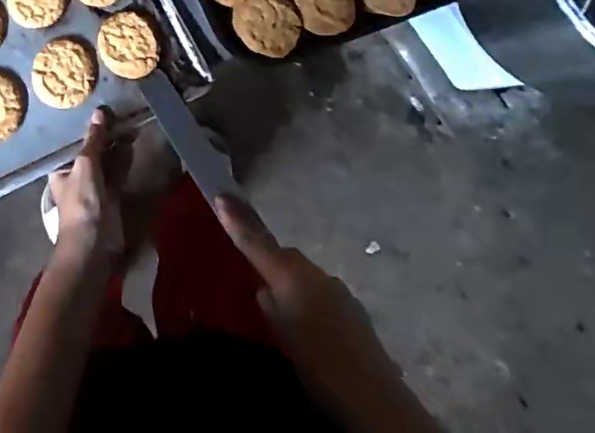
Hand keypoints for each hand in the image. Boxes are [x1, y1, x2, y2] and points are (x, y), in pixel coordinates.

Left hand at [48, 108, 123, 266]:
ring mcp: (94, 187)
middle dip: (106, 135)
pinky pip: (117, 173)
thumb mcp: (85, 165)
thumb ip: (94, 140)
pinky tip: (132, 144)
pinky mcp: (111, 196)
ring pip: (107, 160)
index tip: (103, 109)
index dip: (90, 127)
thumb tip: (100, 112)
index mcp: (62, 168)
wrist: (93, 246)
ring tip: (130, 124)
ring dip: (117, 145)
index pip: (76, 141)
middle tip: (121, 114)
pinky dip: (123, 160)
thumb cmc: (82, 202)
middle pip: (93, 150)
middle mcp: (76, 175)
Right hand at [213, 195, 374, 361]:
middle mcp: (315, 272)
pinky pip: (322, 293)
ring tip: (284, 309)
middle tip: (253, 275)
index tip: (221, 196)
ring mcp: (339, 290)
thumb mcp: (278, 332)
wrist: (374, 397)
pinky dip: (311, 300)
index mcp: (291, 274)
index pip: (257, 240)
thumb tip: (263, 286)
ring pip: (305, 275)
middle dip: (269, 259)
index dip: (238, 218)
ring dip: (293, 283)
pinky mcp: (355, 310)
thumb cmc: (317, 361)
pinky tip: (312, 327)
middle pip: (285, 256)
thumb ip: (266, 301)